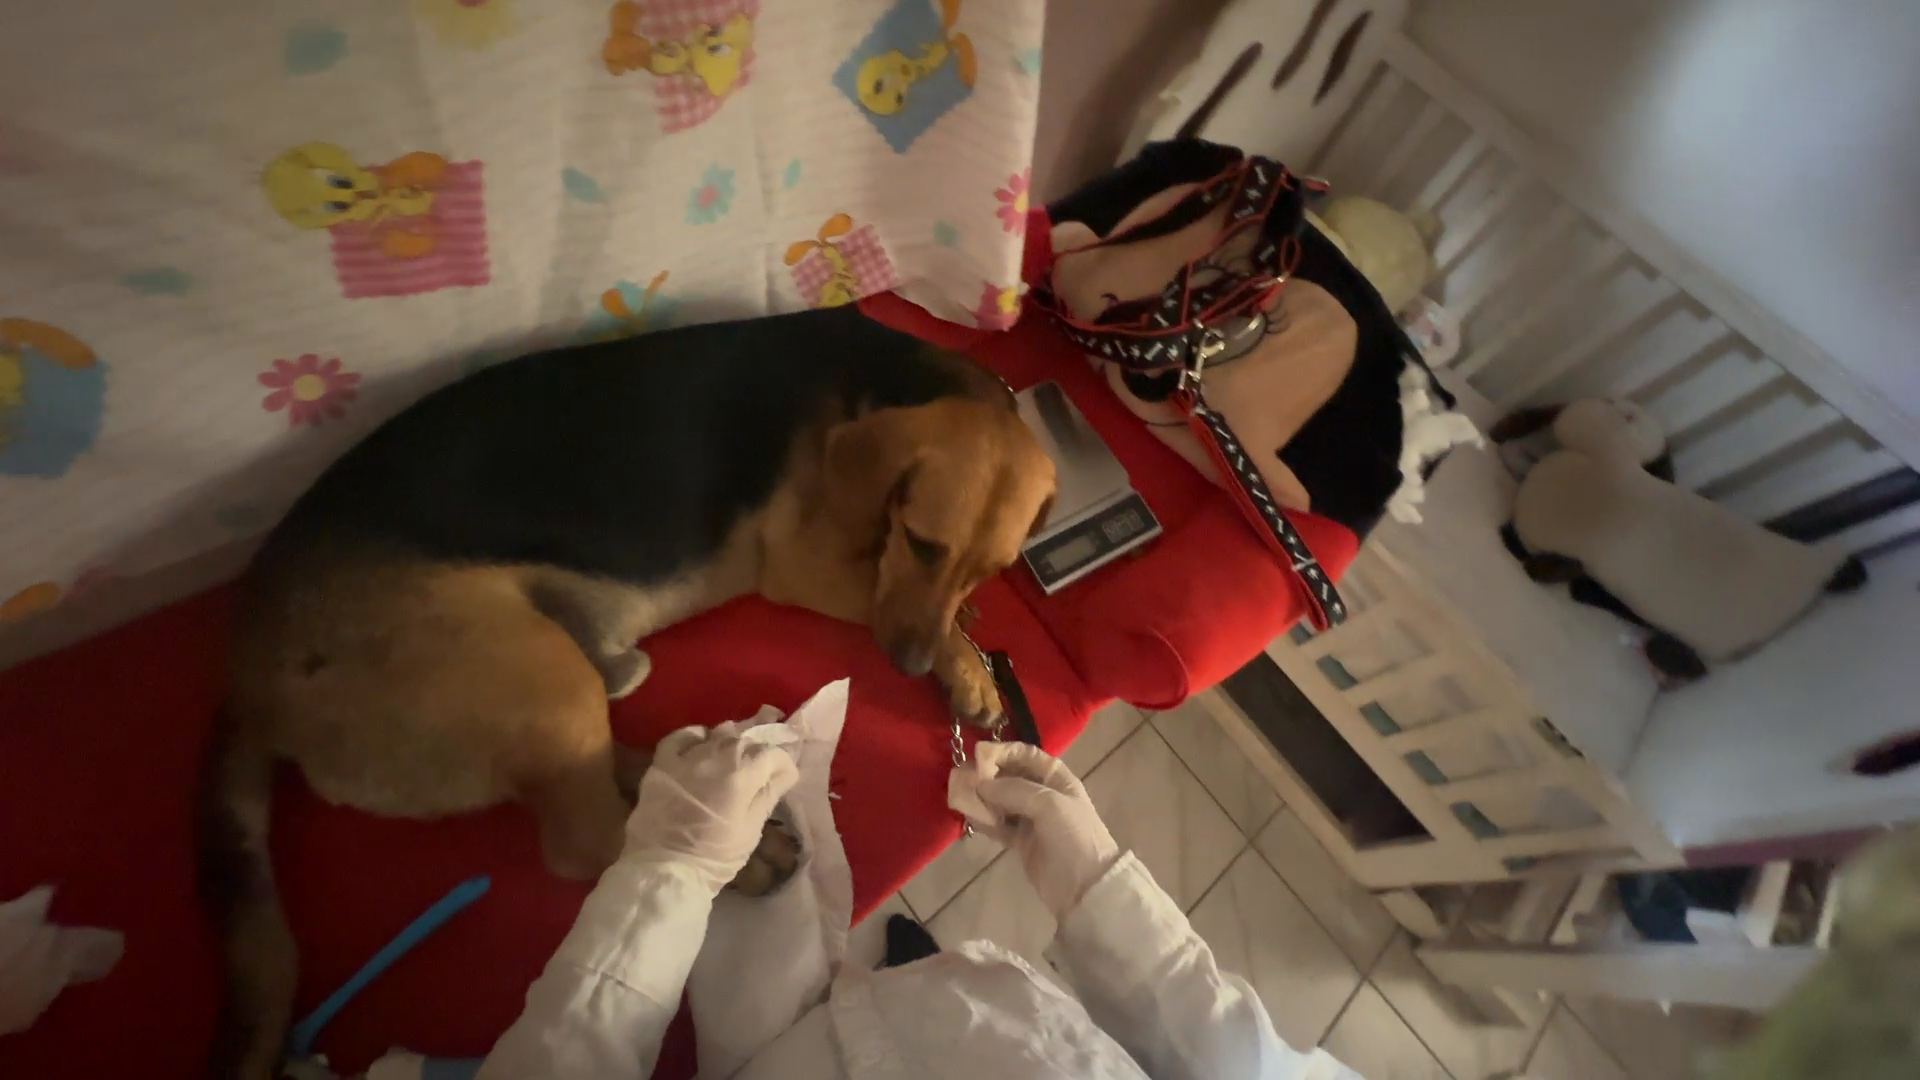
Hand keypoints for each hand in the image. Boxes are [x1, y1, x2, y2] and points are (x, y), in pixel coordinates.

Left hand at [624, 727, 799, 895]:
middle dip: (760, 749)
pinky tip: (701, 746)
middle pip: (747, 738)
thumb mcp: (750, 831)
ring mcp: (687, 758)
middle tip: (760, 766)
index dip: (783, 764)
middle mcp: (716, 758)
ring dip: (732, 741)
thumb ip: (768, 795)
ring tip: (733, 757)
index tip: (784, 777)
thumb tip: (787, 771)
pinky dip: (696, 737)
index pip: (773, 754)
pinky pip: (682, 736)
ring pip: (719, 732)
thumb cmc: (714, 858)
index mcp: (742, 777)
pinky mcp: (662, 764)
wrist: (662, 873)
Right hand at [967, 742, 1119, 916]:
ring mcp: (1032, 819)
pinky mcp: (1022, 842)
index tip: (978, 754)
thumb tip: (981, 784)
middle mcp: (1043, 793)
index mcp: (1056, 778)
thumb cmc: (1073, 836)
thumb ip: (1014, 789)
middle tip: (963, 777)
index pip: (1026, 754)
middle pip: (1010, 776)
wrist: (1087, 889)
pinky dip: (985, 820)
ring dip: (983, 798)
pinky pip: (999, 824)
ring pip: (1001, 801)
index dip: (1003, 751)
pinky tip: (969, 817)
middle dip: (988, 775)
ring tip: (961, 797)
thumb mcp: (1048, 804)